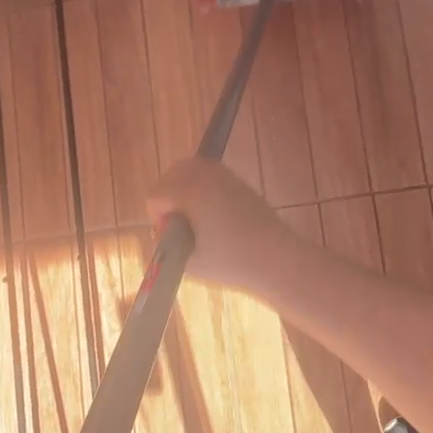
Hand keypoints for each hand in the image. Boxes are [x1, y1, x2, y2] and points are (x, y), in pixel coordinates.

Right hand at [145, 159, 297, 290]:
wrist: (277, 259)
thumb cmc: (231, 263)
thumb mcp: (188, 262)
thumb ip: (166, 245)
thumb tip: (163, 232)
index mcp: (190, 192)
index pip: (155, 196)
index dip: (157, 217)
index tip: (171, 236)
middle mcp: (205, 175)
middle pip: (170, 175)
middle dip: (167, 198)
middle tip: (178, 224)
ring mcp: (224, 174)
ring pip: (189, 169)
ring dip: (182, 189)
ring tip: (192, 217)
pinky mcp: (238, 180)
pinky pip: (207, 173)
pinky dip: (200, 186)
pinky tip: (209, 212)